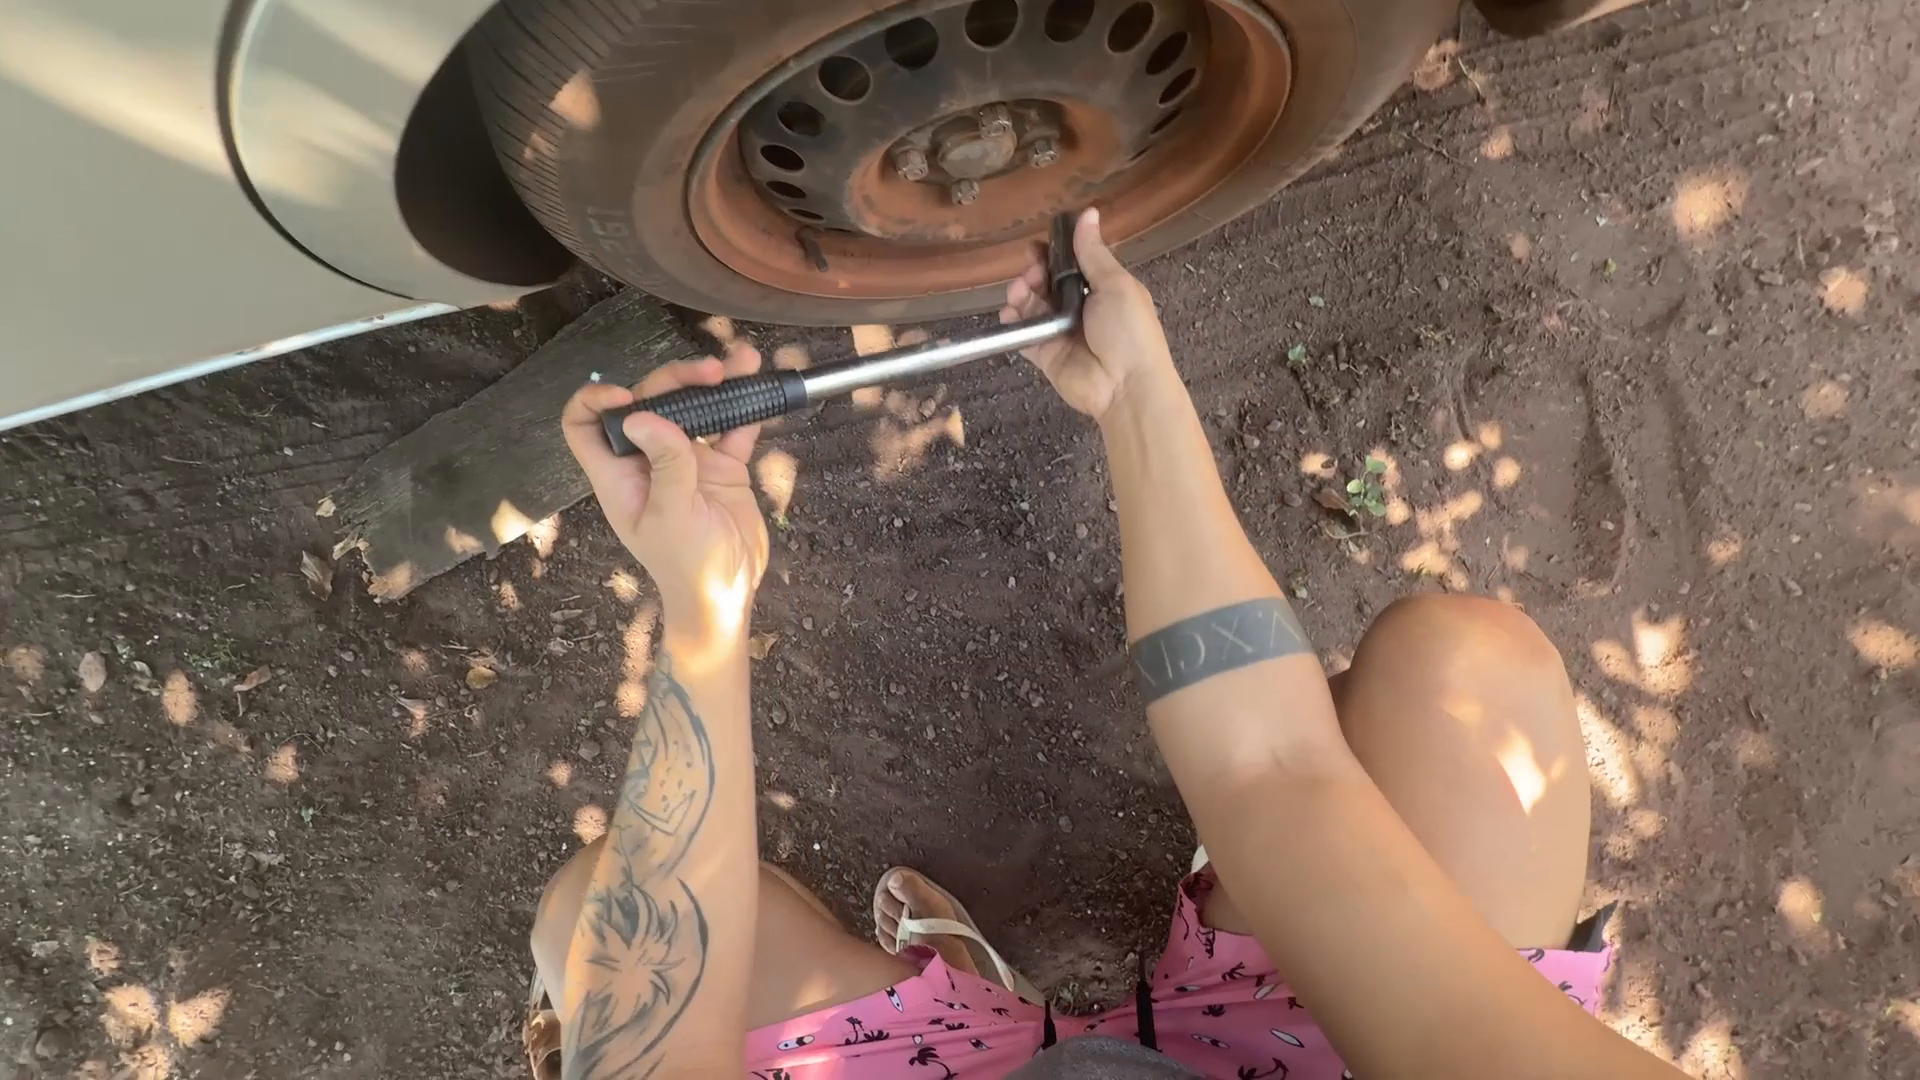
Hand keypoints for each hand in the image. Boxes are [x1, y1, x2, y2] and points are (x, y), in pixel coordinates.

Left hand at [562, 343, 769, 637]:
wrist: (730, 592)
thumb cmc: (688, 565)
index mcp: (620, 475)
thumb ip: (664, 466)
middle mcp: (650, 461)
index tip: (626, 393)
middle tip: (708, 372)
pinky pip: (732, 430)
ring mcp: (689, 462)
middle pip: (650, 404)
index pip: (586, 426)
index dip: (596, 401)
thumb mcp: (671, 517)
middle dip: (675, 381)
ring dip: (716, 384)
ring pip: (695, 409)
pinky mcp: (724, 468)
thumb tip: (643, 415)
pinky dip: (745, 409)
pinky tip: (759, 388)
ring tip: (741, 361)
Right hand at [999, 207, 1174, 423]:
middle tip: (1031, 274)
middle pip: (1045, 283)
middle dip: (1033, 273)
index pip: (1069, 264)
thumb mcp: (1114, 284)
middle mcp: (1078, 308)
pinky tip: (1009, 316)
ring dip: (1020, 294)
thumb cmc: (1128, 331)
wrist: (1125, 385)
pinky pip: (1023, 336)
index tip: (1037, 246)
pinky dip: (1013, 324)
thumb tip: (1088, 213)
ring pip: (1031, 306)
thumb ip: (1093, 253)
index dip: (1051, 253)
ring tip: (1018, 293)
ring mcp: (1060, 332)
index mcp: (1100, 288)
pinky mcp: (1045, 355)